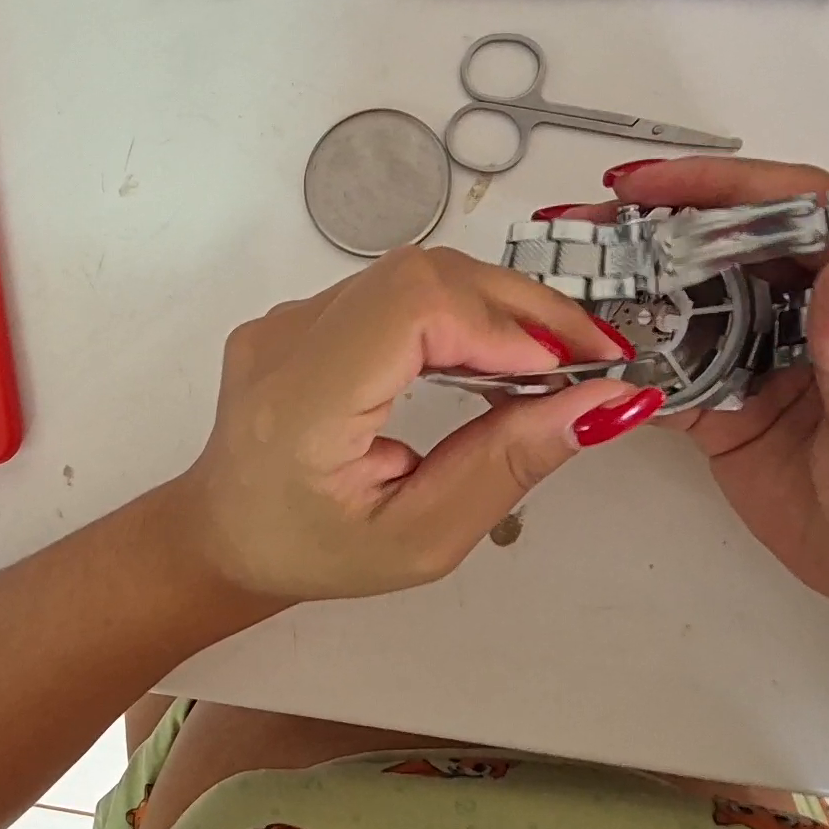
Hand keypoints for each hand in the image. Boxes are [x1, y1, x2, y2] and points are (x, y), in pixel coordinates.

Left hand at [177, 247, 661, 602]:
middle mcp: (283, 343)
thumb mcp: (419, 540)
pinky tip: (486, 356)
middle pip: (419, 276)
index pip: (410, 309)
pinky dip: (453, 313)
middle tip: (588, 361)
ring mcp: (283, 320)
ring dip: (492, 308)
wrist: (226, 532)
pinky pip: (388, 291)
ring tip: (547, 364)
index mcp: (302, 406)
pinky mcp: (293, 317)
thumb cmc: (313, 553)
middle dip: (520, 309)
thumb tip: (603, 403)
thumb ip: (504, 467)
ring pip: (410, 275)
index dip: (503, 323)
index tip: (572, 370)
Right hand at [599, 158, 828, 626]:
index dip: (721, 187)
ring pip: (688, 304)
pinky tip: (575, 360)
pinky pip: (665, 370)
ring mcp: (766, 357)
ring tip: (557, 288)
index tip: (638, 188)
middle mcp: (818, 313)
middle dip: (649, 233)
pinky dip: (621, 364)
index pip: (802, 211)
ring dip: (624, 293)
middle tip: (571, 234)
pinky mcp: (727, 404)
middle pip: (727, 248)